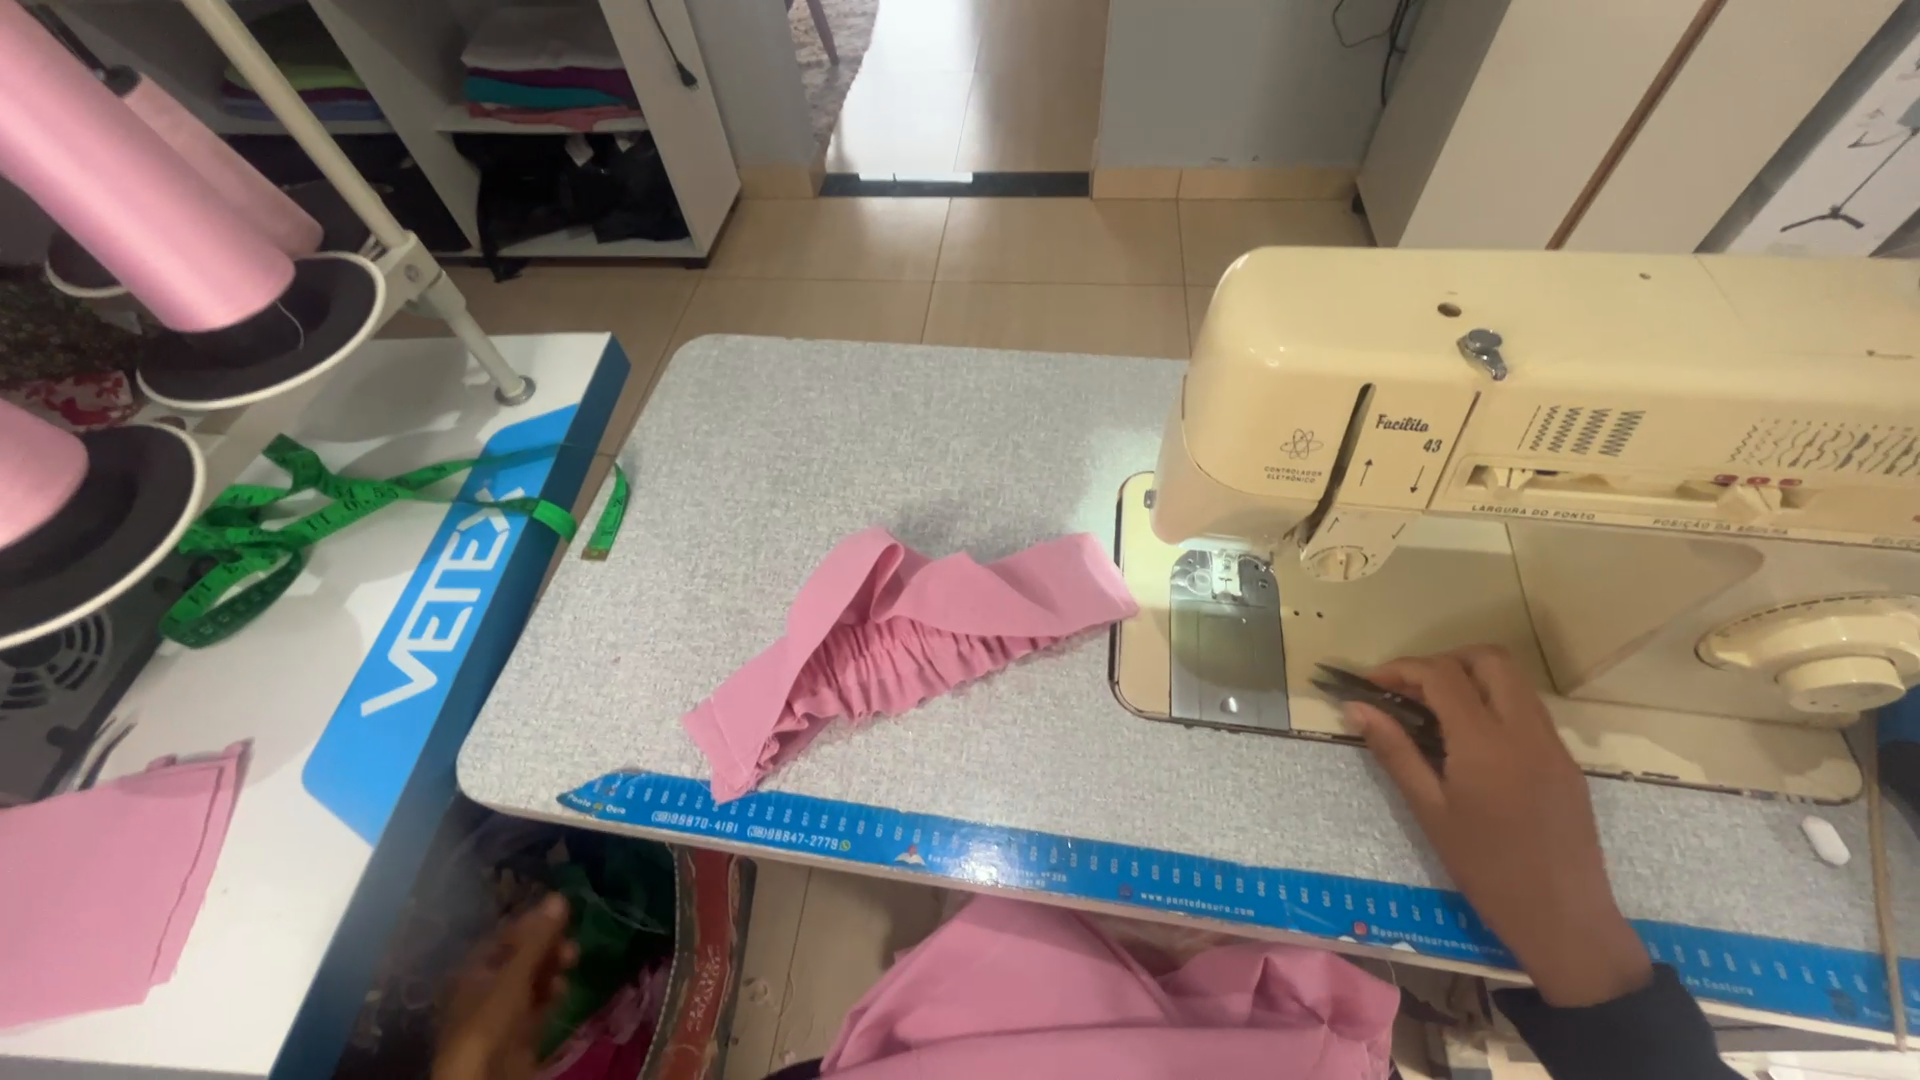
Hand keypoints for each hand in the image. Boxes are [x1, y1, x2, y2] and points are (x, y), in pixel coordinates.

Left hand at [434, 894, 578, 1079]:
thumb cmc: (490, 1020)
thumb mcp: (514, 974)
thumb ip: (538, 938)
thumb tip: (560, 896)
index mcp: (472, 971)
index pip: (505, 936)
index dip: (533, 923)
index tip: (564, 913)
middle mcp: (484, 989)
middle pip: (520, 958)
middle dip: (547, 946)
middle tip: (572, 941)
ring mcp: (501, 1013)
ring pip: (532, 981)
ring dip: (552, 968)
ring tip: (573, 961)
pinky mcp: (518, 1033)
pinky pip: (538, 1005)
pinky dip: (552, 994)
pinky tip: (564, 989)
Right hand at [1345, 646, 1652, 1006]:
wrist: (1563, 918)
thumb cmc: (1484, 867)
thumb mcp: (1428, 809)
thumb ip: (1394, 750)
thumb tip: (1356, 708)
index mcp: (1486, 743)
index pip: (1443, 675)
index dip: (1402, 669)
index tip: (1371, 684)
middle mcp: (1526, 732)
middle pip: (1489, 660)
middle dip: (1443, 661)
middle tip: (1408, 689)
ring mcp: (1553, 745)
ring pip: (1514, 681)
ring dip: (1470, 679)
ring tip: (1432, 711)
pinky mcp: (1566, 762)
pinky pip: (1528, 711)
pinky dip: (1493, 704)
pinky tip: (1467, 739)